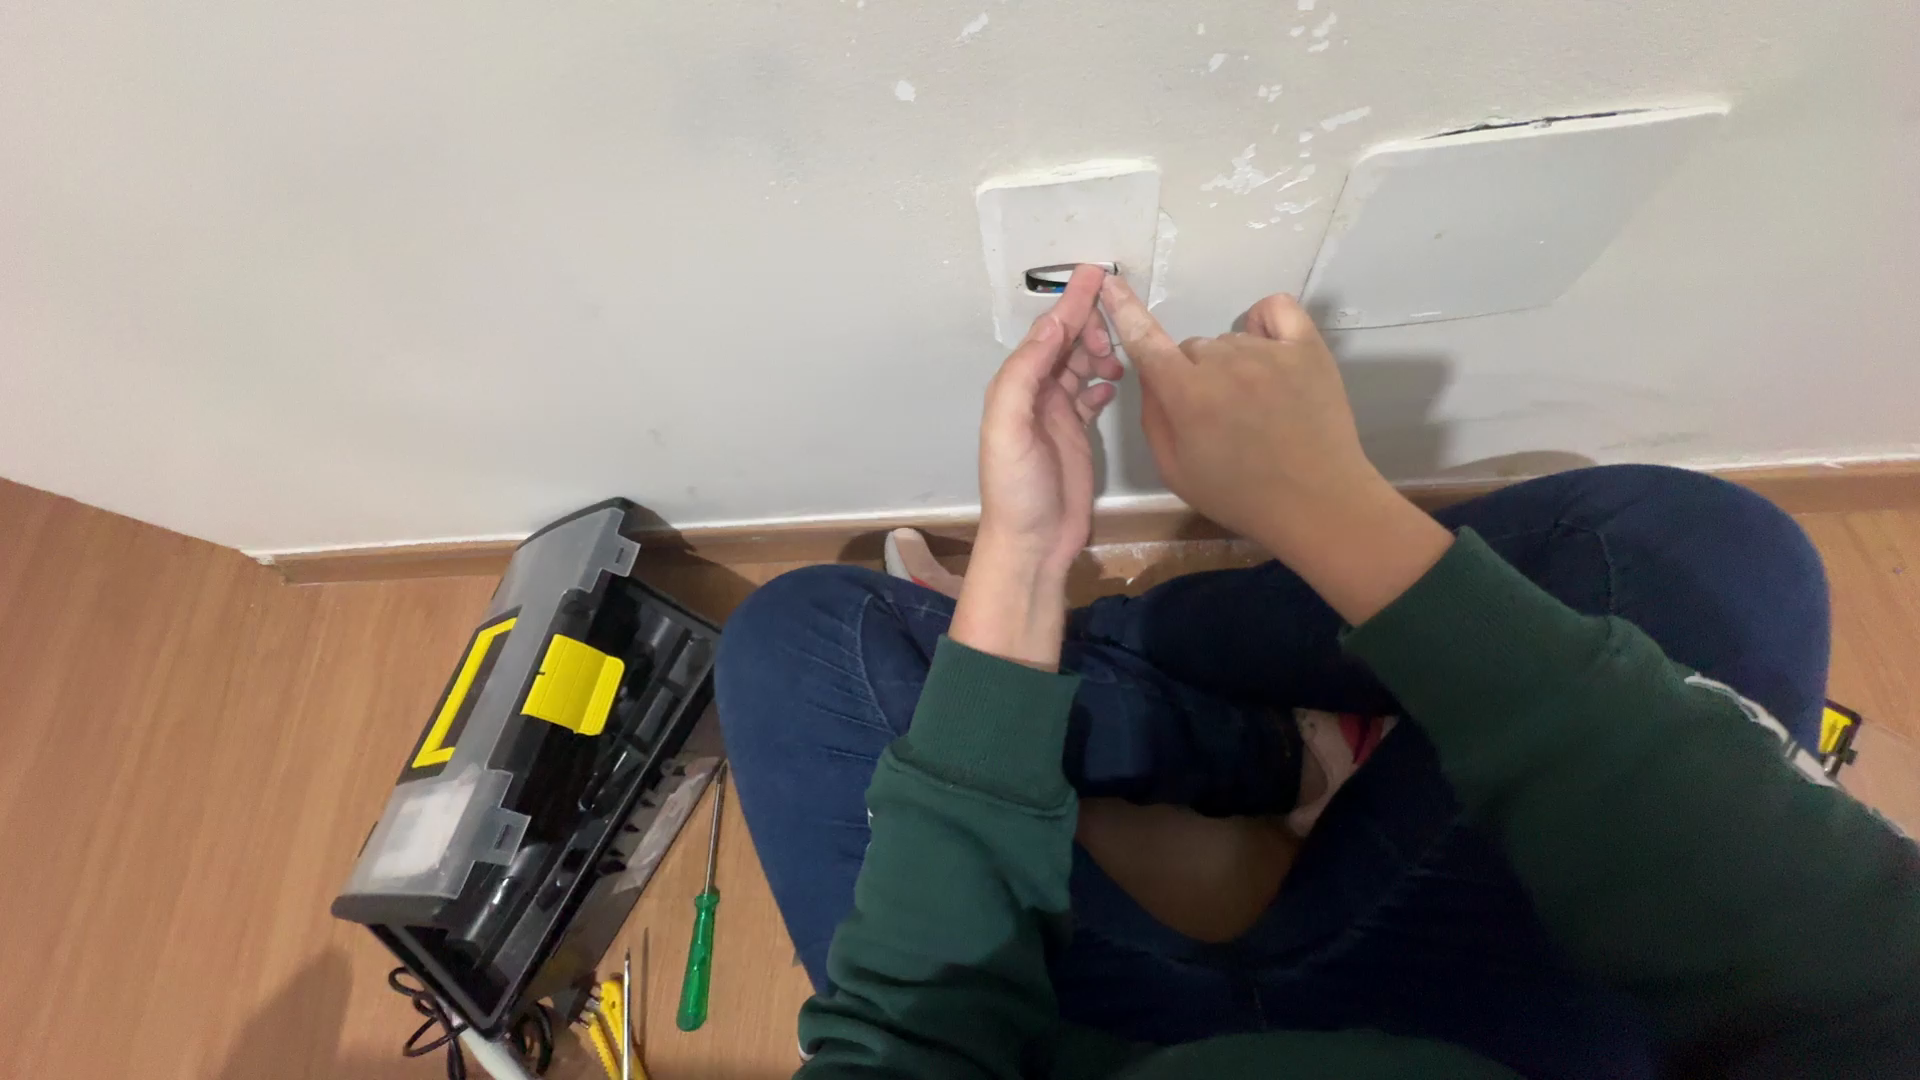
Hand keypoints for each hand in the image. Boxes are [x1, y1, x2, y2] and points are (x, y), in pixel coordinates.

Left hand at [952, 264, 1121, 667]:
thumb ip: (1025, 373)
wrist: (1033, 542)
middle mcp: (1035, 397)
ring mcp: (1057, 416)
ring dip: (1098, 353)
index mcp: (1016, 389)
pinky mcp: (1077, 437)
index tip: (1096, 272)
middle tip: (1115, 322)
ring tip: (1116, 356)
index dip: (1070, 304)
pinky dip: (1103, 383)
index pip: (1046, 336)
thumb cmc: (1017, 488)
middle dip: (1088, 325)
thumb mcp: (1008, 426)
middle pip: (1064, 346)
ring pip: (1079, 368)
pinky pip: (1091, 397)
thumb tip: (1053, 324)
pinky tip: (1115, 381)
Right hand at [1101, 279, 1450, 622]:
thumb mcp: (1174, 469)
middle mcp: (1223, 363)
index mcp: (1186, 396)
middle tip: (1214, 414)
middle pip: (1190, 349)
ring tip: (1252, 404)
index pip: (1145, 341)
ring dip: (1228, 362)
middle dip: (1191, 374)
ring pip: (1228, 339)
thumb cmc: (1237, 494)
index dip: (1124, 310)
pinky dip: (1263, 323)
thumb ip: (1154, 417)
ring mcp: (1268, 351)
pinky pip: (1274, 310)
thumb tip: (1151, 377)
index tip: (1109, 282)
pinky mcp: (1307, 347)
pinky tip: (1267, 351)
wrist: (1315, 501)